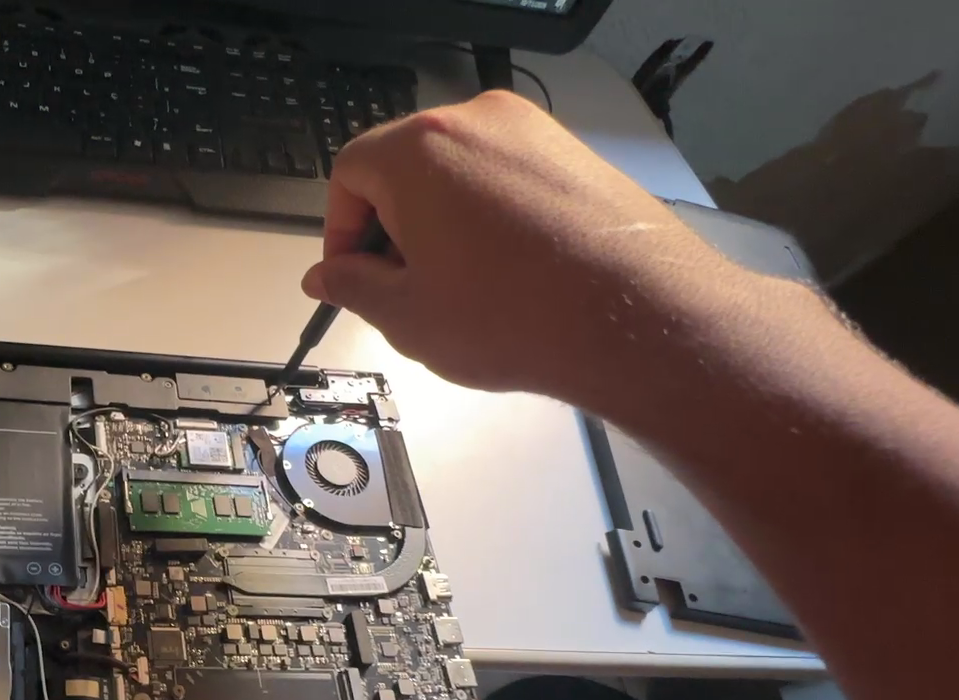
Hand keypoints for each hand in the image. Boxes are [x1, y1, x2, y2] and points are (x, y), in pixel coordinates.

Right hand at [304, 91, 748, 404]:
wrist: (633, 319)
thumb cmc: (510, 315)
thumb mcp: (401, 313)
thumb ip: (350, 286)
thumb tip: (326, 276)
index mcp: (419, 151)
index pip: (348, 172)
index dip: (339, 230)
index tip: (351, 275)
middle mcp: (475, 122)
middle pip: (399, 166)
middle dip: (385, 226)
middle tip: (396, 285)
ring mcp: (531, 132)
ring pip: (450, 172)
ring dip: (431, 224)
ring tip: (449, 285)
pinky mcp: (570, 153)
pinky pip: (499, 177)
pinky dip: (479, 217)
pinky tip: (494, 271)